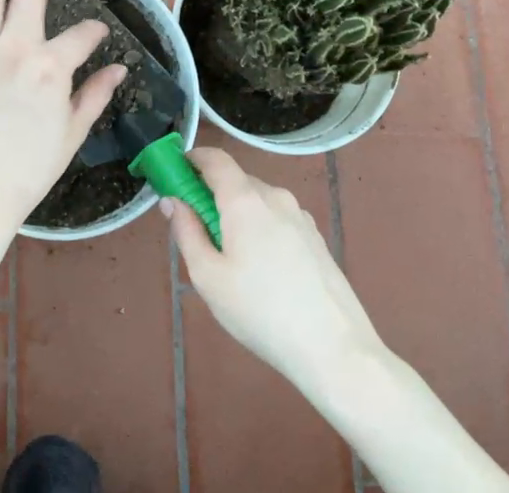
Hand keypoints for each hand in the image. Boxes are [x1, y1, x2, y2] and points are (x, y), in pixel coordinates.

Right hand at [167, 148, 385, 391]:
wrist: (335, 349)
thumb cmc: (260, 311)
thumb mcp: (208, 276)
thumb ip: (186, 232)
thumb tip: (173, 201)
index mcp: (245, 200)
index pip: (214, 158)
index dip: (190, 160)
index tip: (173, 178)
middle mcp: (276, 198)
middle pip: (235, 181)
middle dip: (211, 196)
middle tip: (196, 233)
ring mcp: (301, 218)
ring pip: (258, 202)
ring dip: (236, 215)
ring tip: (231, 261)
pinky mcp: (316, 239)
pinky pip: (277, 220)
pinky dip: (260, 229)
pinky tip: (262, 272)